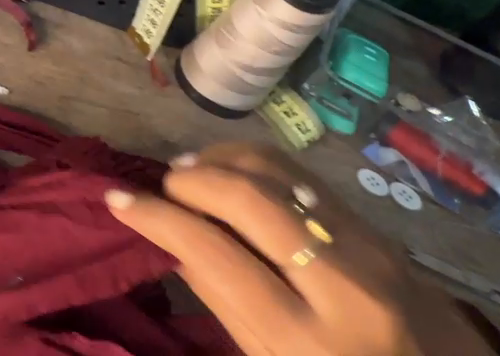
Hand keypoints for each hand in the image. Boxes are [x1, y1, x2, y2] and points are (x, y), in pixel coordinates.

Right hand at [105, 142, 499, 355]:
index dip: (155, 216)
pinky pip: (306, 180)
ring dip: (223, 161)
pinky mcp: (381, 234)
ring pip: (279, 173)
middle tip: (164, 187)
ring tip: (194, 172)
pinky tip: (236, 176)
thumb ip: (222, 302)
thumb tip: (170, 238)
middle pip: (247, 197)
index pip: (212, 251)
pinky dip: (258, 167)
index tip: (118, 200)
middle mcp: (344, 288)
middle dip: (191, 180)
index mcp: (308, 341)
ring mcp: (371, 253)